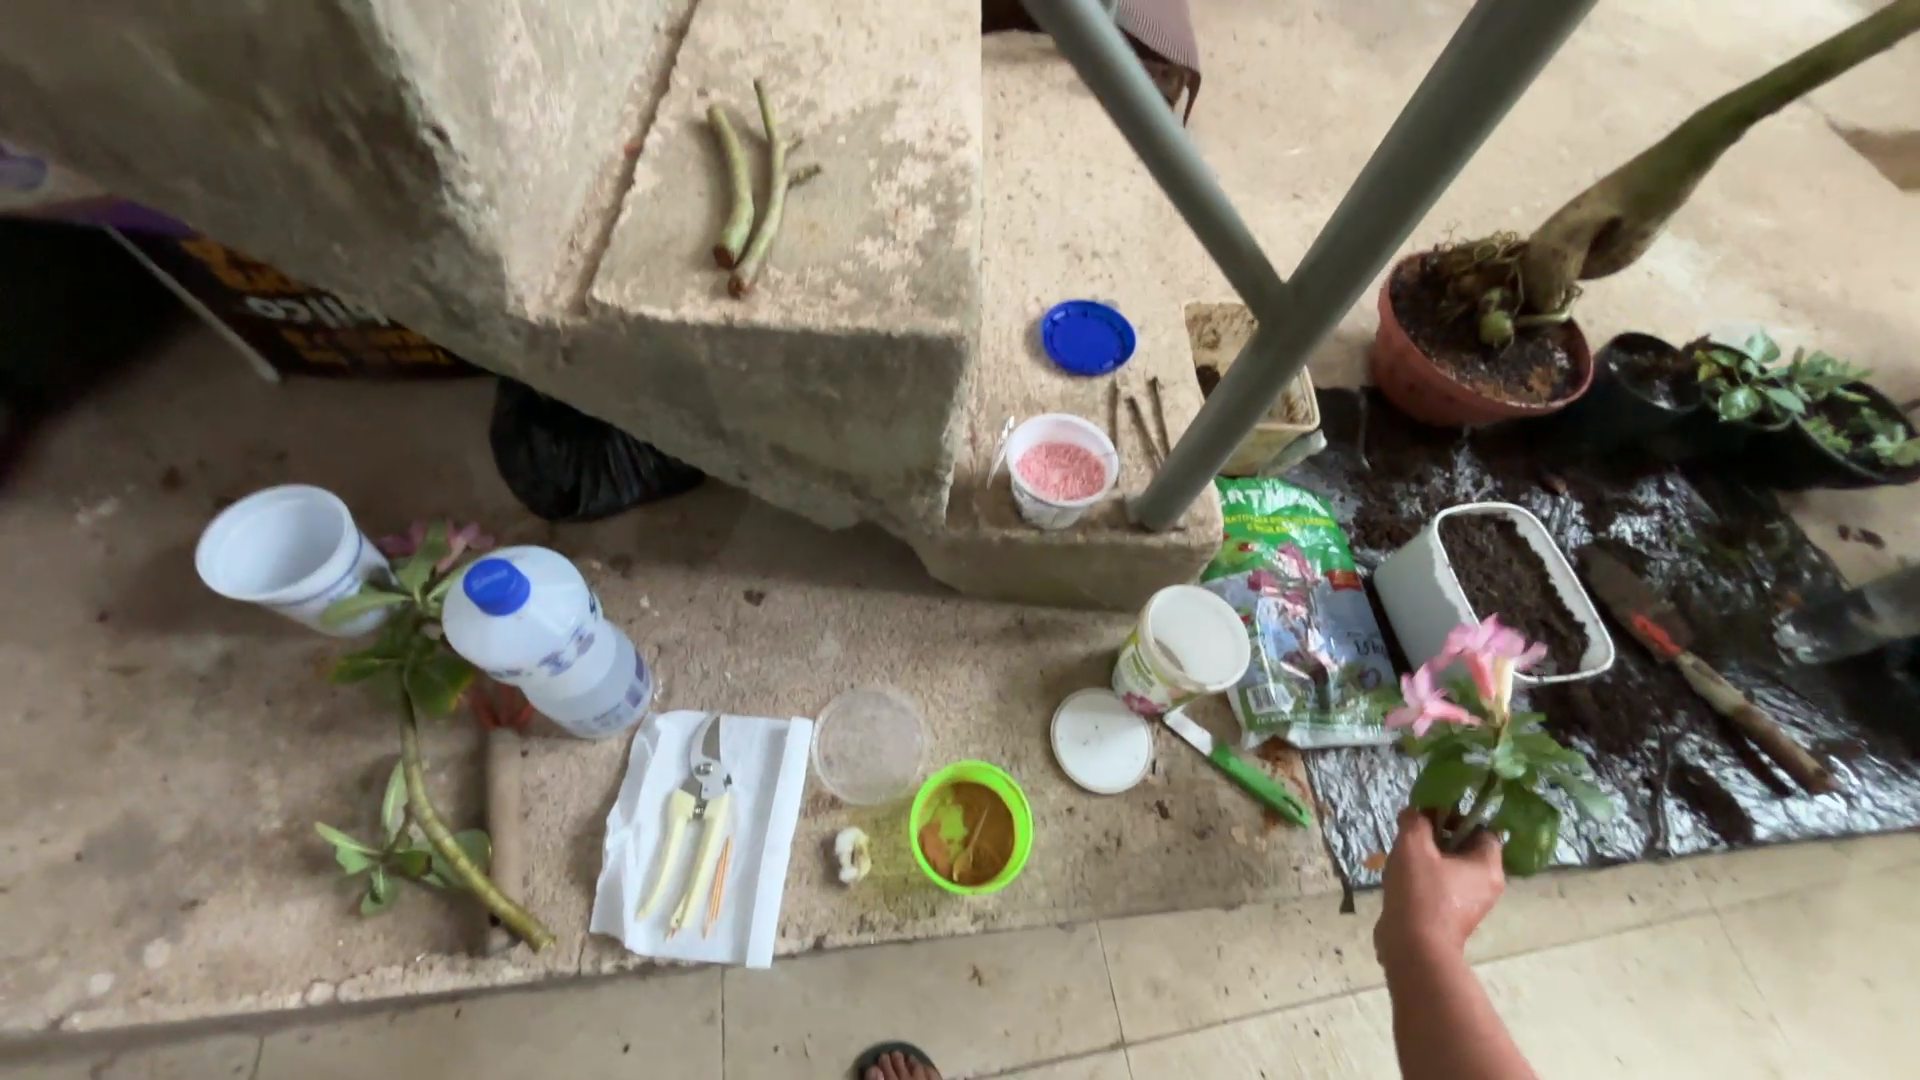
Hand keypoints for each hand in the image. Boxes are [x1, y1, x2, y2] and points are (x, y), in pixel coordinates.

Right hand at [1374, 808, 1503, 971]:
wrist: (1414, 945)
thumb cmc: (1421, 891)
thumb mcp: (1413, 845)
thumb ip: (1415, 821)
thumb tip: (1415, 813)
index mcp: (1487, 867)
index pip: (1484, 831)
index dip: (1459, 817)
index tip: (1430, 814)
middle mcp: (1486, 885)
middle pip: (1466, 848)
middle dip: (1438, 835)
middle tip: (1411, 831)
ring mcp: (1470, 903)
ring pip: (1451, 867)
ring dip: (1428, 855)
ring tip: (1401, 853)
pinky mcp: (1452, 916)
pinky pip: (1442, 885)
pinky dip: (1425, 876)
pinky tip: (1401, 875)